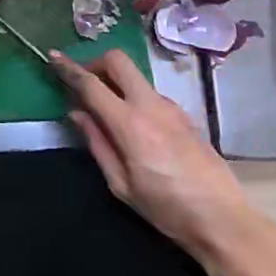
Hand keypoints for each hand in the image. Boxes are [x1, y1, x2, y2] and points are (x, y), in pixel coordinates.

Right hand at [52, 49, 260, 258]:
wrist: (223, 219)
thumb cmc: (167, 209)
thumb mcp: (121, 184)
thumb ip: (97, 143)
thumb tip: (77, 113)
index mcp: (130, 124)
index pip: (91, 84)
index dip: (69, 68)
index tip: (53, 57)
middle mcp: (150, 105)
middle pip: (118, 60)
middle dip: (96, 63)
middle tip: (84, 83)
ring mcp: (171, 106)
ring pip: (136, 77)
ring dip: (116, 83)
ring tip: (108, 114)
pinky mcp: (184, 114)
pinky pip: (151, 95)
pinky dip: (134, 99)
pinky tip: (135, 128)